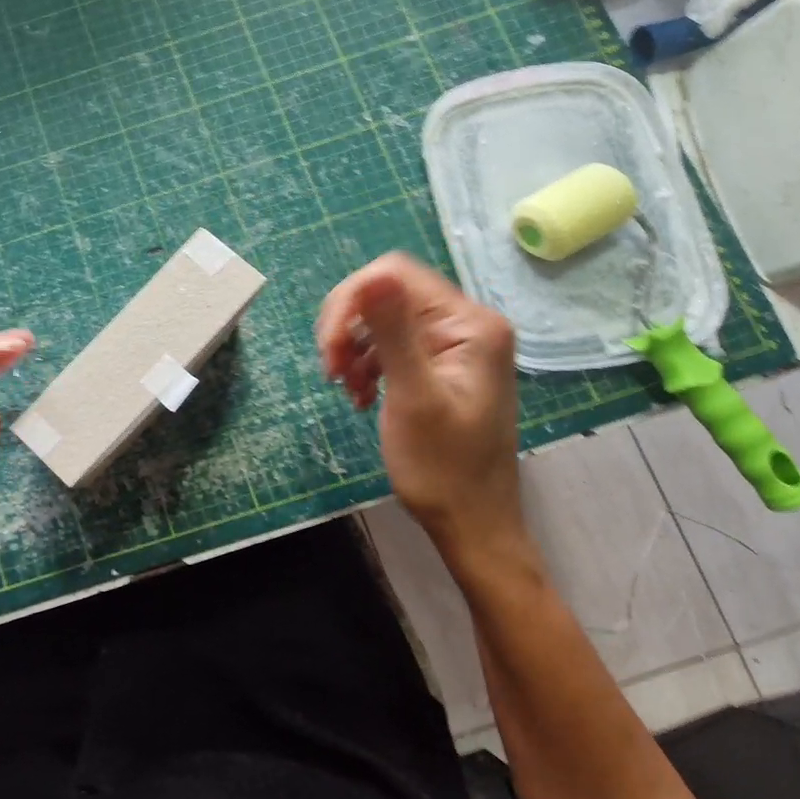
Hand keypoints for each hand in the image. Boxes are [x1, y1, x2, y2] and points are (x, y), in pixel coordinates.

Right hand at [316, 254, 524, 569]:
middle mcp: (466, 325)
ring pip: (381, 319)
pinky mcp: (439, 366)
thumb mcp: (413, 397)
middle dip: (347, 327)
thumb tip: (373, 273)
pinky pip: (389, 345)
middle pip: (385, 295)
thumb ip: (393, 332)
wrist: (471, 525)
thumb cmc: (443, 468)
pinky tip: (359, 395)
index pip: (395, 276)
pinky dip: (364, 365)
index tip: (328, 348)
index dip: (351, 302)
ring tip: (343, 388)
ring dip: (351, 348)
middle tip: (330, 371)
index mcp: (470, 324)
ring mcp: (453, 346)